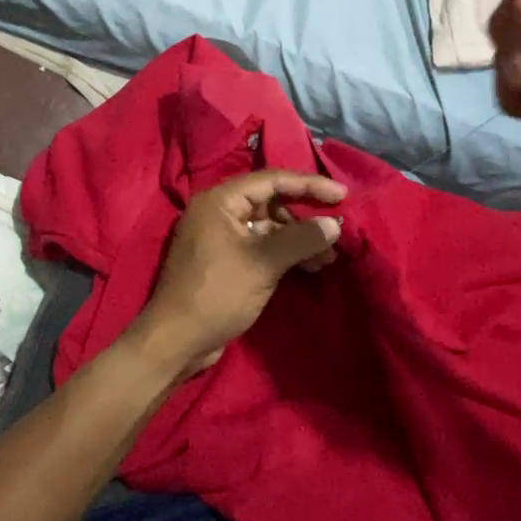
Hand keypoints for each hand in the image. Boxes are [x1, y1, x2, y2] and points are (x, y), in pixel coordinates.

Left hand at [128, 170, 346, 376]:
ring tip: (329, 257)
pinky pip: (261, 245)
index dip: (309, 184)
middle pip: (270, 201)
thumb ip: (300, 239)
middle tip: (339, 228)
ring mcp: (221, 237)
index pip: (271, 180)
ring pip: (268, 226)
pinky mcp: (226, 260)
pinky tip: (310, 266)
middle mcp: (218, 212)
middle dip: (305, 215)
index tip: (342, 194)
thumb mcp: (262, 263)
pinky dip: (285, 252)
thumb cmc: (217, 293)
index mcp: (219, 201)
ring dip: (299, 238)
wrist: (177, 340)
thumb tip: (334, 224)